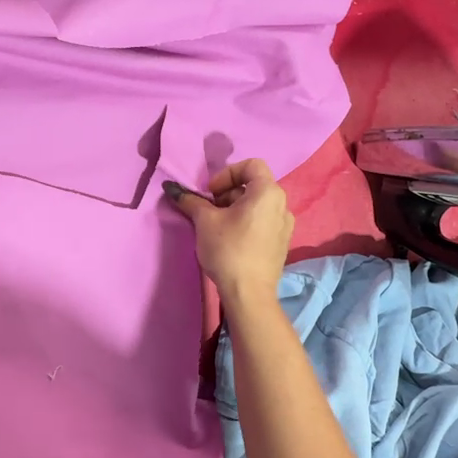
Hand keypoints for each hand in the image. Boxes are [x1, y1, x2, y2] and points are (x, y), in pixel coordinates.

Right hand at [165, 159, 292, 304]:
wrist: (249, 292)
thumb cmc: (228, 249)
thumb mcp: (204, 221)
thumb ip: (190, 201)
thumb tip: (172, 189)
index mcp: (268, 192)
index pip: (251, 165)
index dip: (227, 173)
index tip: (211, 193)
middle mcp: (282, 205)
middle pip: (253, 185)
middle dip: (227, 193)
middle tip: (209, 210)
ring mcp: (285, 225)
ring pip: (257, 205)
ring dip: (235, 208)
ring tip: (217, 226)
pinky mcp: (281, 243)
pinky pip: (263, 221)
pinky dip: (245, 222)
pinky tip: (231, 240)